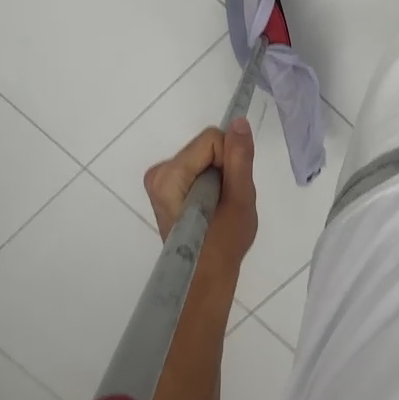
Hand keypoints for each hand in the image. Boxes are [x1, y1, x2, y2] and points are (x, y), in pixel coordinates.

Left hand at [143, 119, 257, 272]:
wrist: (206, 277)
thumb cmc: (224, 242)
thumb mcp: (240, 198)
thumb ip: (239, 157)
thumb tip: (238, 122)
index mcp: (169, 175)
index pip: (213, 140)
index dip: (230, 161)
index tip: (230, 189)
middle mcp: (158, 173)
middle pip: (207, 146)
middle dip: (223, 168)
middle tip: (226, 200)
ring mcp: (159, 180)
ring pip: (205, 155)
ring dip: (218, 175)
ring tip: (219, 206)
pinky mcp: (164, 187)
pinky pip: (198, 166)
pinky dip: (209, 181)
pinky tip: (211, 205)